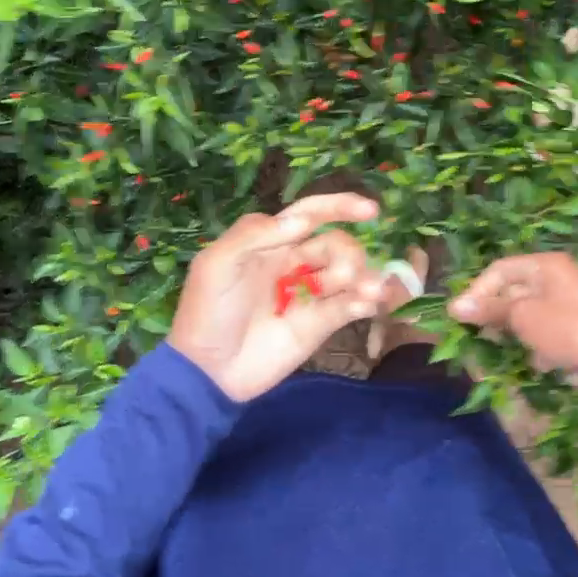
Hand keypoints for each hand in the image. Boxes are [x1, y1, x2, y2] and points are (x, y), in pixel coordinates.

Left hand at [168, 193, 387, 400]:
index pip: (310, 214)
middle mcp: (294, 263)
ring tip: (368, 290)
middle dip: (348, 253)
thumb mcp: (217, 263)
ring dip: (363, 276)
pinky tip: (368, 304)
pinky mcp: (319, 325)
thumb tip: (303, 221)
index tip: (370, 210)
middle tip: (343, 274)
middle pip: (336, 244)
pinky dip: (363, 301)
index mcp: (270, 242)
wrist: (208, 370)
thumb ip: (255, 234)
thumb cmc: (207, 310)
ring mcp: (309, 295)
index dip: (340, 207)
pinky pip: (349, 306)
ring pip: (348, 274)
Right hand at [447, 253, 577, 377]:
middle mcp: (557, 276)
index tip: (461, 315)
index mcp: (546, 265)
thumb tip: (454, 306)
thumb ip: (488, 308)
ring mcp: (568, 299)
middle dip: (492, 311)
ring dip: (509, 327)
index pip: (500, 269)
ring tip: (499, 345)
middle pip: (512, 288)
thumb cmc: (564, 329)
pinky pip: (542, 323)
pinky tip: (532, 356)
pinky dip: (531, 337)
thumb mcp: (522, 316)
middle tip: (475, 332)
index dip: (477, 291)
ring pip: (525, 308)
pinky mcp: (574, 322)